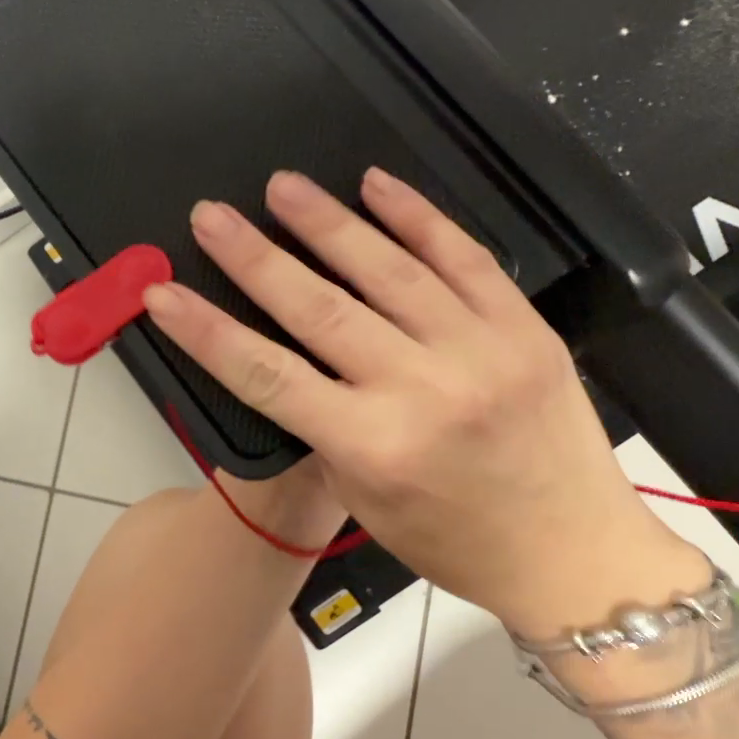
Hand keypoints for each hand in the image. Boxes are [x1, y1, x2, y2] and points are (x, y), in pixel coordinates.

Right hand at [141, 168, 709, 636]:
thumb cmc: (455, 544)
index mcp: (373, 446)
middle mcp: (422, 389)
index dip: (207, 331)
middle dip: (253, 258)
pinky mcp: (524, 328)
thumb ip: (325, 432)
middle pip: (318, 308)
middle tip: (210, 216)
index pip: (267, 375)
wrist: (575, 555)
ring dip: (326, 222)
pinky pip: (464, 256)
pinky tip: (375, 184)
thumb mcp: (364, 504)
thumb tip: (293, 366)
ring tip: (281, 187)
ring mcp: (479, 350)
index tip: (164, 294)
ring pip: (387, 269)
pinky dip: (416, 216)